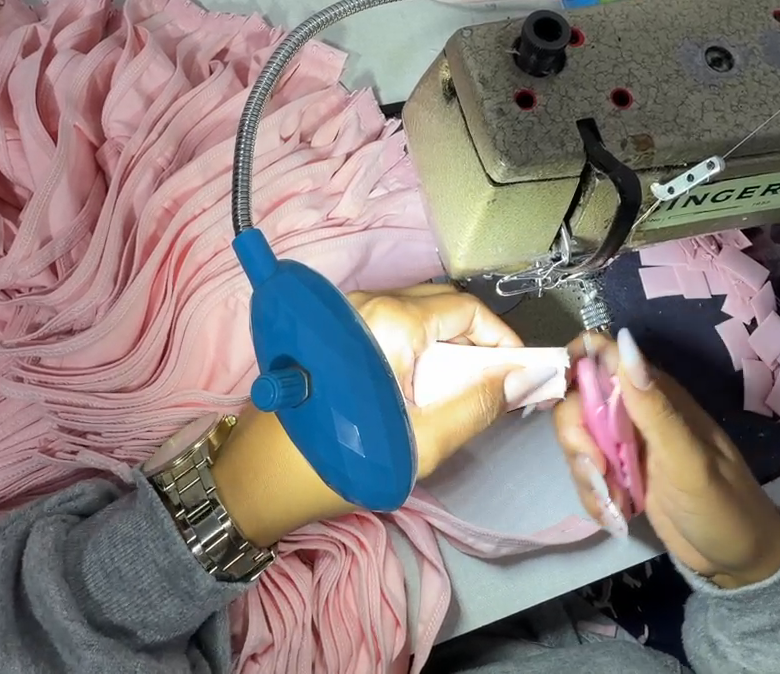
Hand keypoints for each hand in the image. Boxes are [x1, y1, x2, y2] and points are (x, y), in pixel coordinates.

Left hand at [212, 284, 547, 544]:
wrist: (260, 476)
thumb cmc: (343, 459)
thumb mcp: (421, 444)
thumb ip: (476, 407)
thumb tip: (518, 379)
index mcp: (391, 322)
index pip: (467, 310)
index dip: (502, 338)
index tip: (519, 372)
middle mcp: (368, 303)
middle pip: (443, 304)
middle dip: (477, 339)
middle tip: (492, 382)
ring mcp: (347, 312)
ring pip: (418, 310)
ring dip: (447, 341)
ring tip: (460, 385)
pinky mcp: (335, 328)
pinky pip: (392, 321)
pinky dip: (419, 342)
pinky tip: (421, 381)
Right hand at [555, 329, 779, 589]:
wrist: (740, 560)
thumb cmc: (723, 505)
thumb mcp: (687, 458)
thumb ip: (653, 405)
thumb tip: (624, 340)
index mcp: (653, 391)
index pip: (600, 352)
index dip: (573, 365)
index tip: (564, 404)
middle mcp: (634, 408)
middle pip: (577, 400)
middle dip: (576, 437)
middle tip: (599, 472)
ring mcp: (625, 441)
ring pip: (577, 439)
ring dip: (587, 474)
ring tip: (617, 502)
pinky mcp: (620, 472)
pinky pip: (587, 471)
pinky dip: (594, 494)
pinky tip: (617, 513)